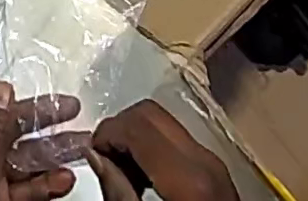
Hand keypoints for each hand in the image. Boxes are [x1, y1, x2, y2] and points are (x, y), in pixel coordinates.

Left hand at [0, 64, 84, 200]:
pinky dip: (45, 181)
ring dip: (51, 147)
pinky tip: (64, 178)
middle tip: (68, 107)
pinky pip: (23, 183)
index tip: (16, 82)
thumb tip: (2, 90)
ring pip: (19, 151)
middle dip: (38, 113)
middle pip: (2, 118)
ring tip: (79, 142)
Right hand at [87, 100, 238, 200]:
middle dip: (120, 129)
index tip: (90, 155)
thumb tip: (94, 154)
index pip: (136, 125)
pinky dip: (153, 148)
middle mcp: (205, 159)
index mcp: (189, 177)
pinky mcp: (216, 173)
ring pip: (163, 123)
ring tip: (122, 174)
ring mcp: (214, 164)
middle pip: (149, 115)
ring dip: (136, 137)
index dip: (106, 134)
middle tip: (104, 160)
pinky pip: (176, 141)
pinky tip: (144, 180)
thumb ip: (118, 192)